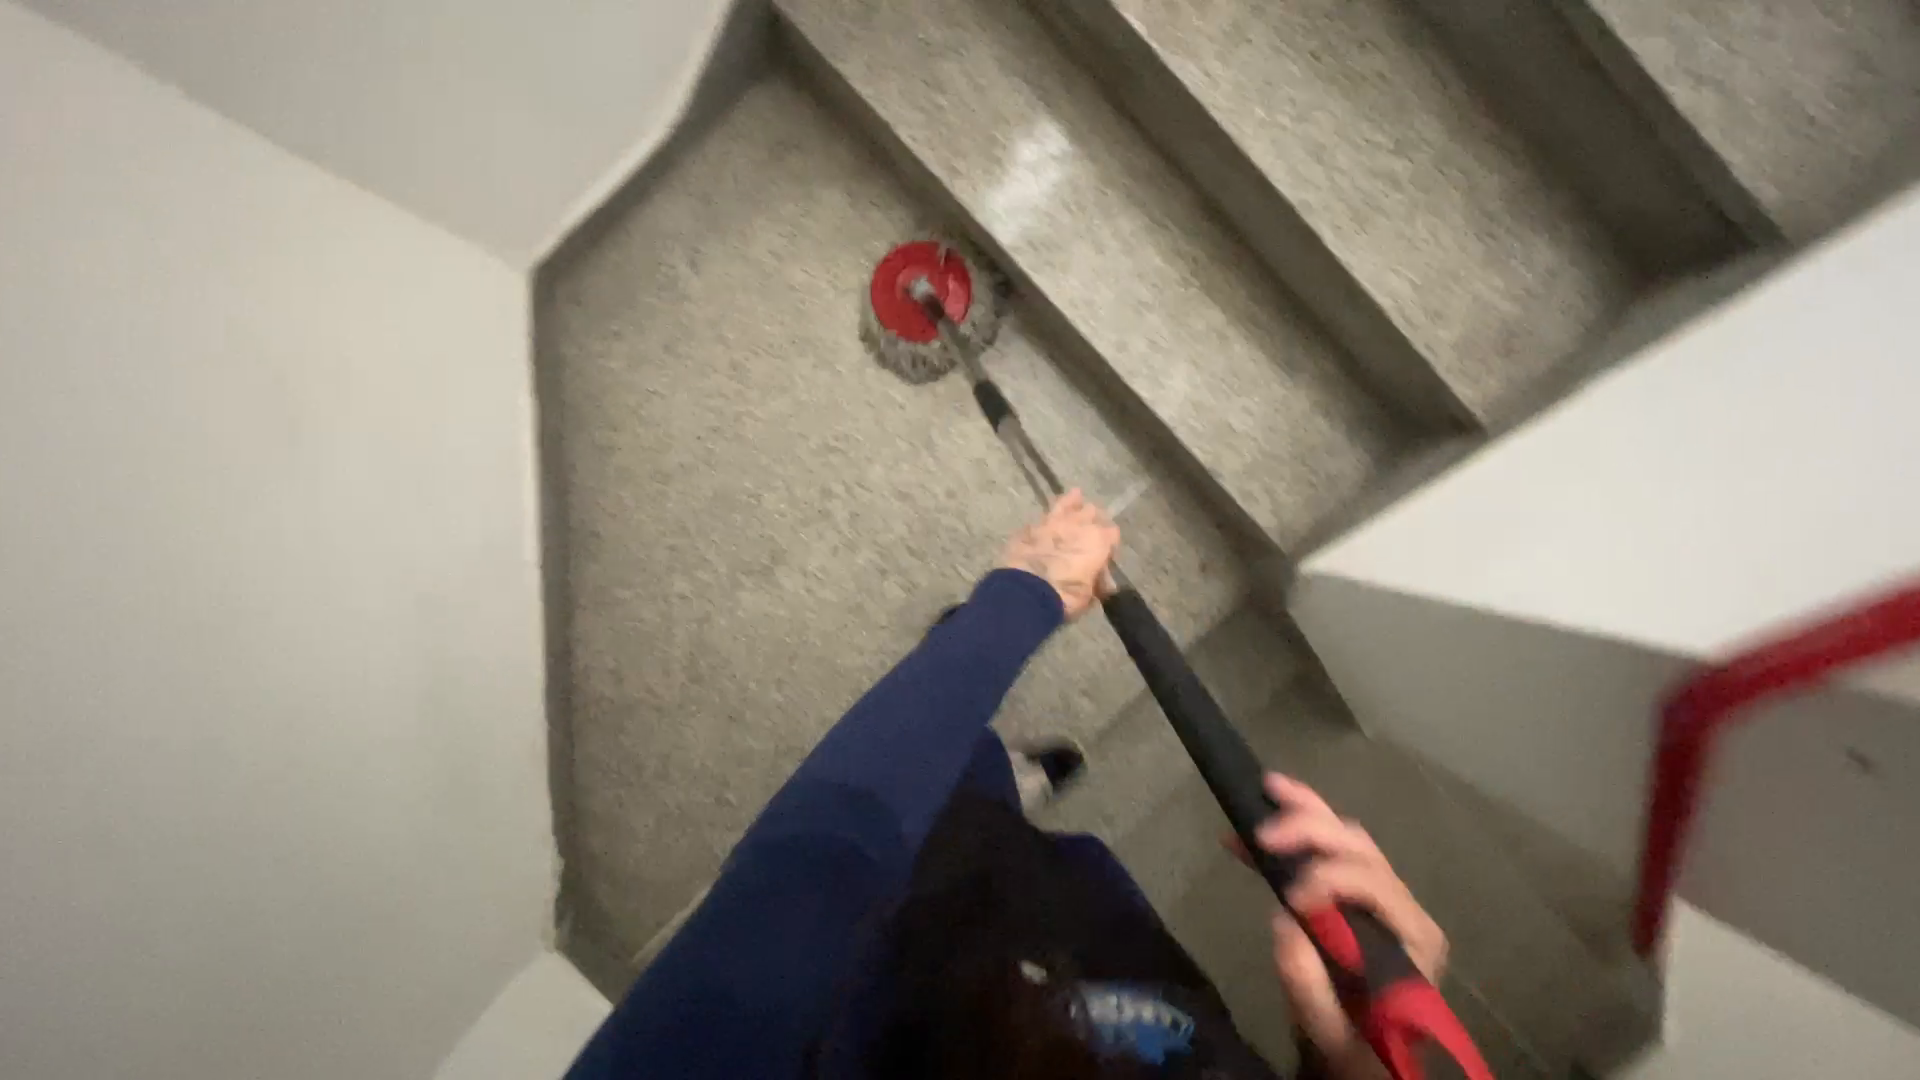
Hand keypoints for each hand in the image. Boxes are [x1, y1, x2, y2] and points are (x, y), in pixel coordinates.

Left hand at [997, 489, 1119, 620]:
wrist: (1027, 591)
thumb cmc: (1065, 596)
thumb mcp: (1088, 595)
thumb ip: (1096, 582)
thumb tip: (1100, 583)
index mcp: (1098, 540)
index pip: (1112, 533)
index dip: (1109, 542)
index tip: (1105, 552)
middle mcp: (1078, 525)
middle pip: (1090, 512)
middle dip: (1092, 518)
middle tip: (1090, 524)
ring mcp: (1051, 522)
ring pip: (1065, 504)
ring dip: (1071, 502)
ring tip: (1075, 495)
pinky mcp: (1029, 528)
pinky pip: (1041, 519)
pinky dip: (1045, 520)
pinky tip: (1043, 521)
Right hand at [1230, 775, 1447, 1079]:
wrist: (1365, 1050)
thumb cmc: (1355, 1043)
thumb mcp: (1331, 1032)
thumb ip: (1308, 985)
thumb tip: (1280, 920)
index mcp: (1413, 938)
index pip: (1374, 885)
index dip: (1329, 879)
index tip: (1287, 897)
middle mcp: (1403, 905)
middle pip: (1359, 848)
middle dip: (1311, 830)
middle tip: (1261, 832)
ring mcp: (1381, 891)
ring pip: (1346, 834)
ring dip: (1305, 810)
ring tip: (1265, 788)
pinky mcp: (1356, 886)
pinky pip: (1331, 842)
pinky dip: (1298, 820)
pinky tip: (1266, 804)